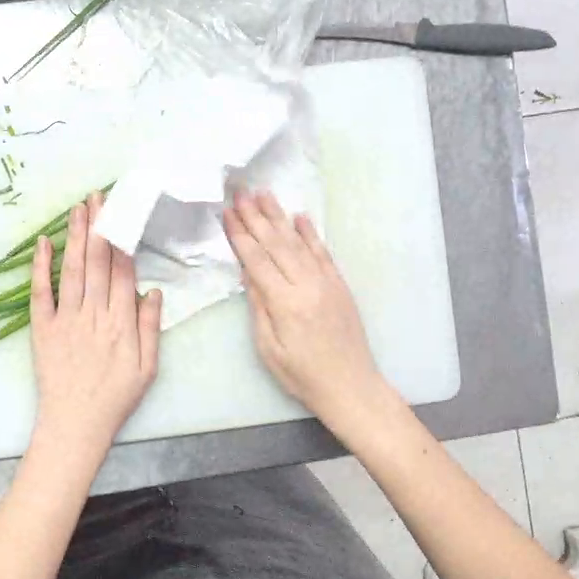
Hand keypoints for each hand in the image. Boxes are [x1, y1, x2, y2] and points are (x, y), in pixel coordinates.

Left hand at [27, 192, 161, 465]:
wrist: (75, 424)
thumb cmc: (115, 398)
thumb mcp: (148, 368)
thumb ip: (150, 328)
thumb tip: (152, 290)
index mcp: (122, 322)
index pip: (123, 271)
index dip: (123, 239)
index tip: (123, 214)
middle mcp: (94, 314)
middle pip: (98, 262)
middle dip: (100, 226)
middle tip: (99, 196)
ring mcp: (66, 319)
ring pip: (73, 269)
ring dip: (76, 236)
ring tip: (79, 208)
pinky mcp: (43, 328)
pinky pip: (41, 292)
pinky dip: (41, 267)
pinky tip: (44, 242)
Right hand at [223, 189, 387, 422]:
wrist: (351, 387)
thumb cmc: (302, 375)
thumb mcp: (268, 347)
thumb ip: (258, 306)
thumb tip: (248, 272)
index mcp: (285, 303)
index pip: (257, 260)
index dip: (240, 235)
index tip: (227, 213)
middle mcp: (307, 285)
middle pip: (277, 244)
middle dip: (256, 217)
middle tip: (240, 192)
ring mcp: (327, 282)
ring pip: (299, 242)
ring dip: (279, 216)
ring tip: (264, 194)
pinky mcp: (339, 285)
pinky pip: (323, 253)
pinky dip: (310, 233)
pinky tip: (299, 216)